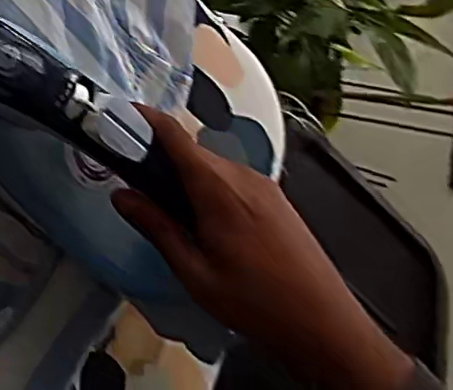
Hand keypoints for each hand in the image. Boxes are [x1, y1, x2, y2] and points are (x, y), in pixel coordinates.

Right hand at [113, 106, 413, 389]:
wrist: (335, 335)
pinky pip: (232, 178)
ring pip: (210, 164)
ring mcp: (264, 186)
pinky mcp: (277, 199)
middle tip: (138, 181)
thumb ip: (156, 228)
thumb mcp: (196, 274)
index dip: (141, 117)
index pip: (172, 132)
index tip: (117, 117)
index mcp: (217, 187)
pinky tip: (208, 221)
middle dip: (160, 158)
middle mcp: (242, 176)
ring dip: (186, 175)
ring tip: (175, 210)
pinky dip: (210, 186)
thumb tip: (121, 196)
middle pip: (188, 148)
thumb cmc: (262, 306)